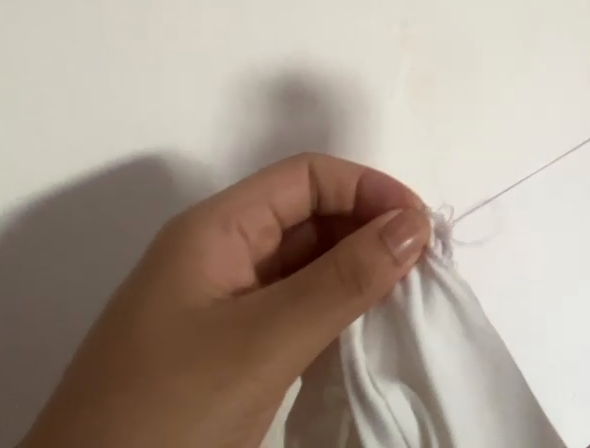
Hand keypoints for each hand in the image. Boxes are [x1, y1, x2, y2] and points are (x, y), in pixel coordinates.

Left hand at [20, 154, 431, 447]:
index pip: (306, 177)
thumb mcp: (263, 343)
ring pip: (302, 262)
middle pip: (306, 214)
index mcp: (214, 230)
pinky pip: (290, 307)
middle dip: (367, 228)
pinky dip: (331, 309)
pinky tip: (362, 330)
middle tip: (422, 267)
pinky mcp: (221, 349)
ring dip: (354, 270)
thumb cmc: (167, 413)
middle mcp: (216, 254)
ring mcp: (216, 304)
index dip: (367, 189)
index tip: (420, 228)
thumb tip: (414, 223)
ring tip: (405, 296)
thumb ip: (343, 279)